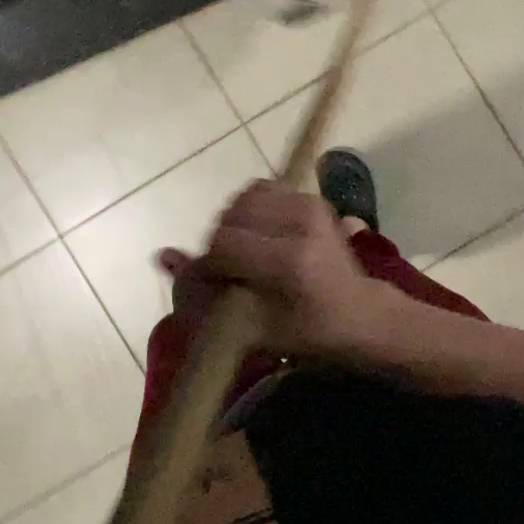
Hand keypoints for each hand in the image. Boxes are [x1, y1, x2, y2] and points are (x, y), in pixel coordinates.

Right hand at [155, 180, 402, 358]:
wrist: (361, 313)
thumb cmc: (309, 333)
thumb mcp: (254, 326)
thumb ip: (205, 292)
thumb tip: (161, 255)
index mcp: (291, 260)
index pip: (225, 243)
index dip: (209, 263)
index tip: (214, 284)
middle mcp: (302, 224)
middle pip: (232, 216)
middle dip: (220, 242)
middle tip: (228, 270)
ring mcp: (310, 205)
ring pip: (246, 198)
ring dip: (235, 223)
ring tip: (242, 251)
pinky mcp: (312, 198)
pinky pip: (264, 190)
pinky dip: (252, 210)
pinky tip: (258, 236)